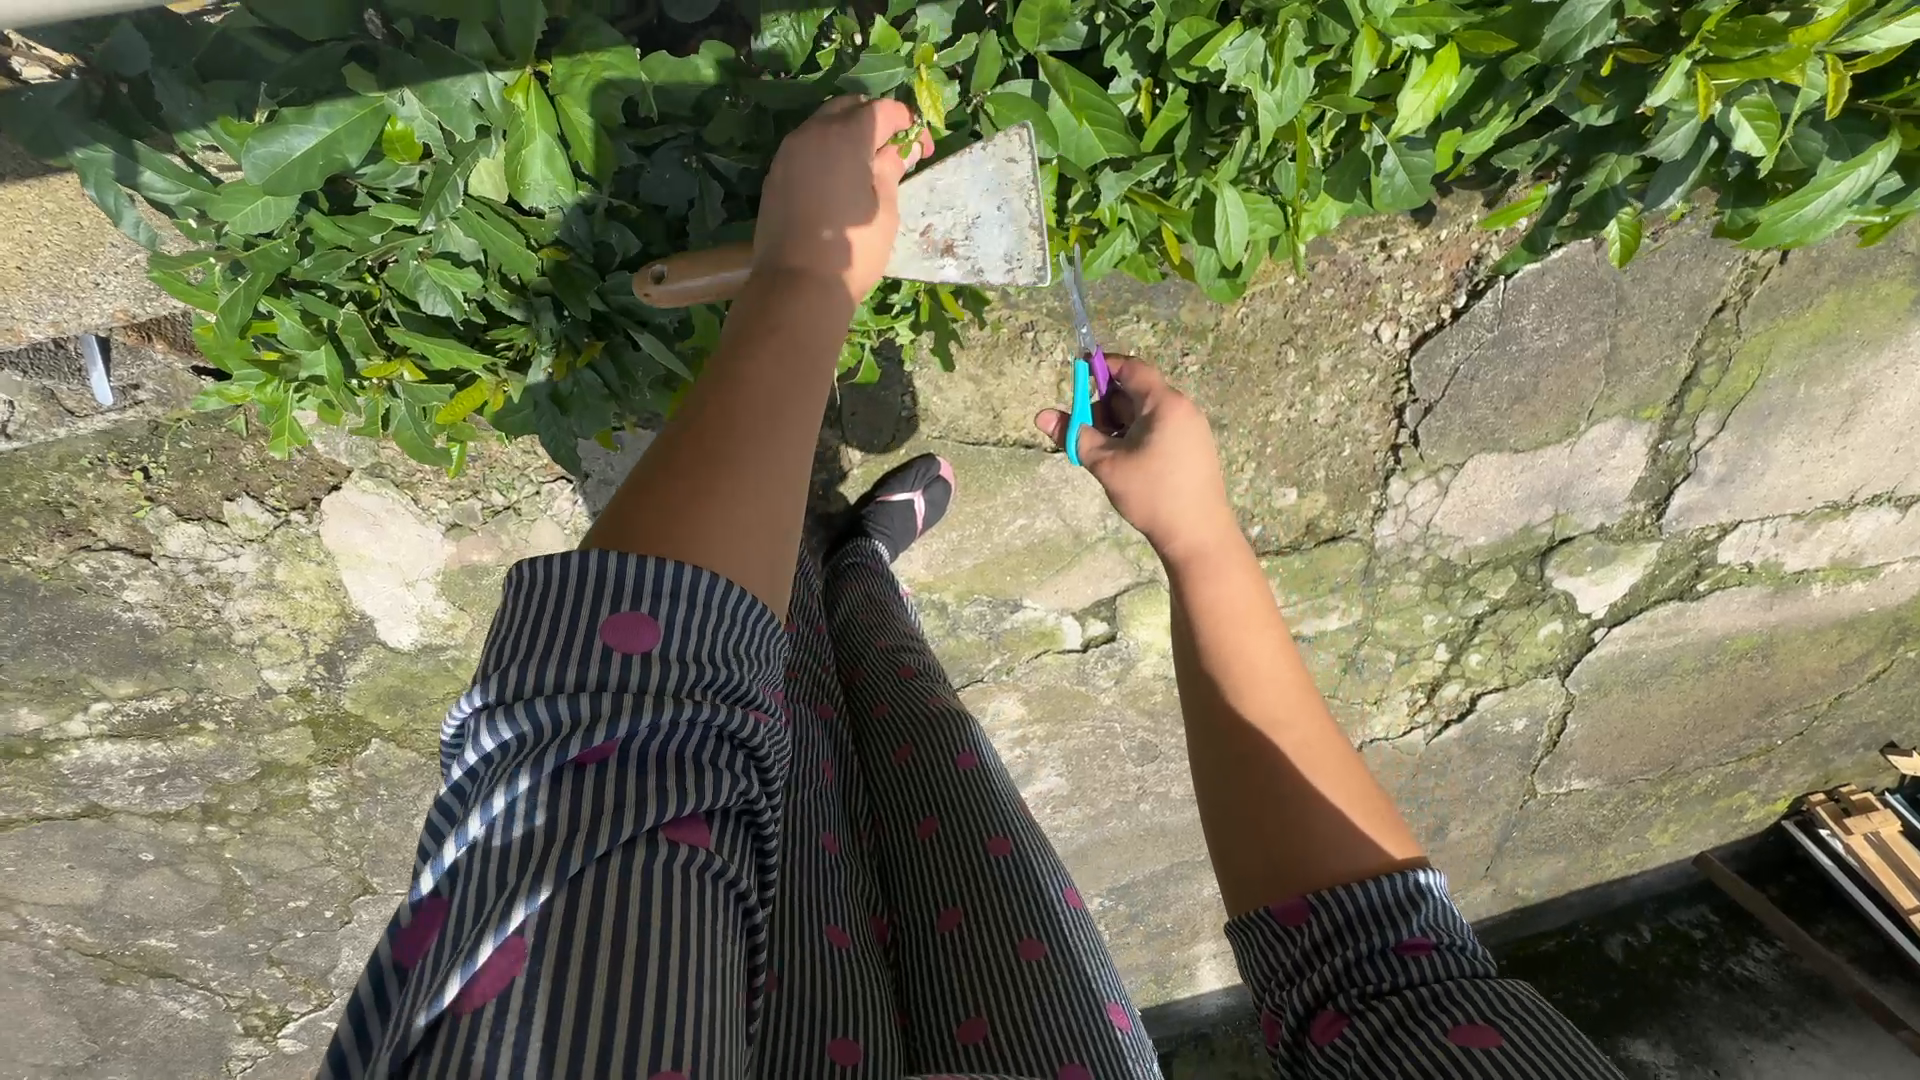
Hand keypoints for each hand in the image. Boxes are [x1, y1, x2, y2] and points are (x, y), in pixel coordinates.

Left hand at [752, 96, 933, 305]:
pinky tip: (837, 182)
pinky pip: (805, 149)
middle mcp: (813, 133)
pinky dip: (826, 154)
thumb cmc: (854, 251)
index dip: (907, 123)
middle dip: (875, 120)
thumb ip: (891, 172)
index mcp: (846, 136)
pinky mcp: (775, 175)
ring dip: (847, 135)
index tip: (921, 147)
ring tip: (865, 167)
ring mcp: (788, 153)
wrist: (798, 286)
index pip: (882, 110)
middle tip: (893, 151)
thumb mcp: (885, 212)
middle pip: (848, 108)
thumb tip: (897, 151)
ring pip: (822, 126)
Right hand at [1037, 356, 1239, 561]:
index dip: (1102, 367)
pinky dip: (1133, 437)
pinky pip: (1156, 430)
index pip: (1131, 368)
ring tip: (1101, 454)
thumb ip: (1074, 435)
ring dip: (1117, 426)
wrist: (1197, 534)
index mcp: (1164, 403)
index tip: (1077, 374)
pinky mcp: (1192, 449)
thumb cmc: (1152, 493)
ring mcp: (1190, 430)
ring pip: (1144, 415)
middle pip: (1135, 393)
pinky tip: (1123, 463)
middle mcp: (1182, 409)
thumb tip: (1042, 417)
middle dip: (1104, 406)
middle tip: (1084, 432)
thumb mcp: (1106, 463)